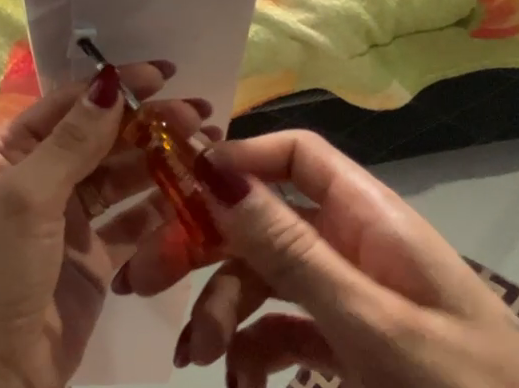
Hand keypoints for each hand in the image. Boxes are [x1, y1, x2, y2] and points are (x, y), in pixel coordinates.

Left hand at [0, 62, 215, 387]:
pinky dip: (163, 209)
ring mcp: (68, 218)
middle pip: (98, 139)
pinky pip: (133, 224)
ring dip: (160, 162)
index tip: (164, 71)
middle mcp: (37, 176)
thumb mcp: (28, 196)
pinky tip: (197, 193)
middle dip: (145, 124)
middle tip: (201, 113)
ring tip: (210, 145)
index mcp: (8, 150)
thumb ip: (73, 142)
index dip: (112, 87)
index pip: (66, 106)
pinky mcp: (94, 258)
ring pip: (120, 179)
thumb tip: (109, 82)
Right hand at [115, 130, 518, 387]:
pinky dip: (248, 353)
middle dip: (198, 248)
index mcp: (374, 223)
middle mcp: (356, 249)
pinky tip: (236, 382)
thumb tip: (205, 164)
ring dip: (217, 311)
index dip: (233, 160)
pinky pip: (279, 331)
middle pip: (258, 219)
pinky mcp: (349, 349)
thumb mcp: (374, 328)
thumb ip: (288, 250)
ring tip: (195, 358)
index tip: (172, 188)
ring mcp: (351, 301)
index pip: (293, 154)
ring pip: (258, 277)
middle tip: (143, 279)